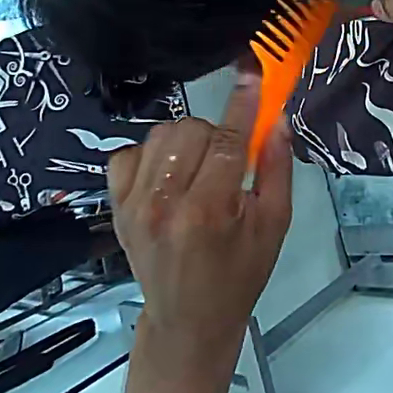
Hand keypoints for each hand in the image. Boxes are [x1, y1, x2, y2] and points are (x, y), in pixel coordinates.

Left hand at [107, 72, 293, 359]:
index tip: (252, 73)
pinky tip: (168, 175)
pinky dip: (152, 154)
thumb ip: (277, 167)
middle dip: (217, 134)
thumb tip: (276, 119)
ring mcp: (133, 203)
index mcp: (209, 210)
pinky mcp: (115, 205)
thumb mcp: (274, 224)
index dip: (244, 102)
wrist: (189, 319)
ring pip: (161, 134)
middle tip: (228, 161)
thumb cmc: (240, 273)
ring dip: (187, 141)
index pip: (228, 139)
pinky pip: (129, 151)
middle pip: (192, 129)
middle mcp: (165, 202)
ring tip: (199, 168)